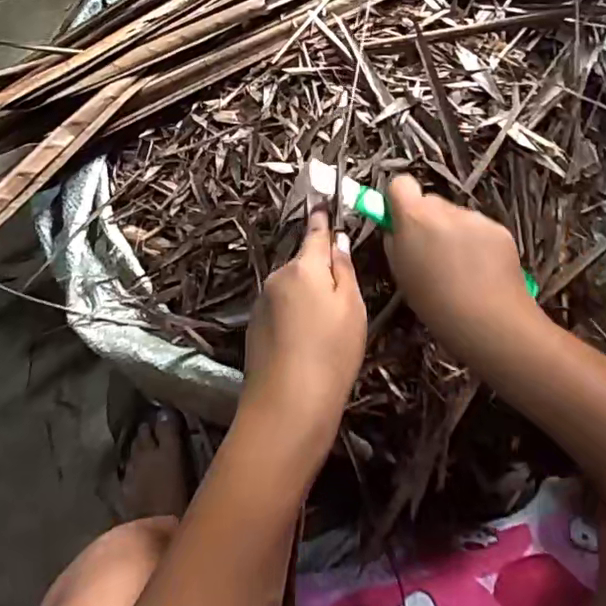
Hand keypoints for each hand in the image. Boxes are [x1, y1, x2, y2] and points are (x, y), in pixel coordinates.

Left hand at [241, 210, 365, 438]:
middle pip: (303, 263)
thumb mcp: (351, 308)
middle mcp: (277, 277)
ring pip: (291, 287)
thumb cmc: (331, 352)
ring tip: (327, 330)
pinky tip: (306, 343)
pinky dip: (294, 316)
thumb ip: (344, 269)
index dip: (322, 218)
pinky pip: (280, 309)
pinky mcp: (254, 326)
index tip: (322, 201)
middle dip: (319, 270)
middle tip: (343, 299)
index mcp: (303, 267)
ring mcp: (262, 301)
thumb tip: (337, 240)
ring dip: (306, 296)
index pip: (315, 232)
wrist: (287, 404)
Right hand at [383, 175, 537, 360]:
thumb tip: (396, 228)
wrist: (490, 322)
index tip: (400, 220)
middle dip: (428, 220)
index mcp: (414, 217)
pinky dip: (477, 243)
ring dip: (453, 233)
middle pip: (431, 202)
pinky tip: (481, 271)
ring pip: (456, 217)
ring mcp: (475, 218)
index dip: (398, 199)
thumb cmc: (435, 303)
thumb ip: (395, 241)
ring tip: (459, 268)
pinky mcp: (499, 229)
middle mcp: (445, 210)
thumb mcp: (400, 272)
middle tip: (430, 252)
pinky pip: (480, 229)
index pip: (400, 183)